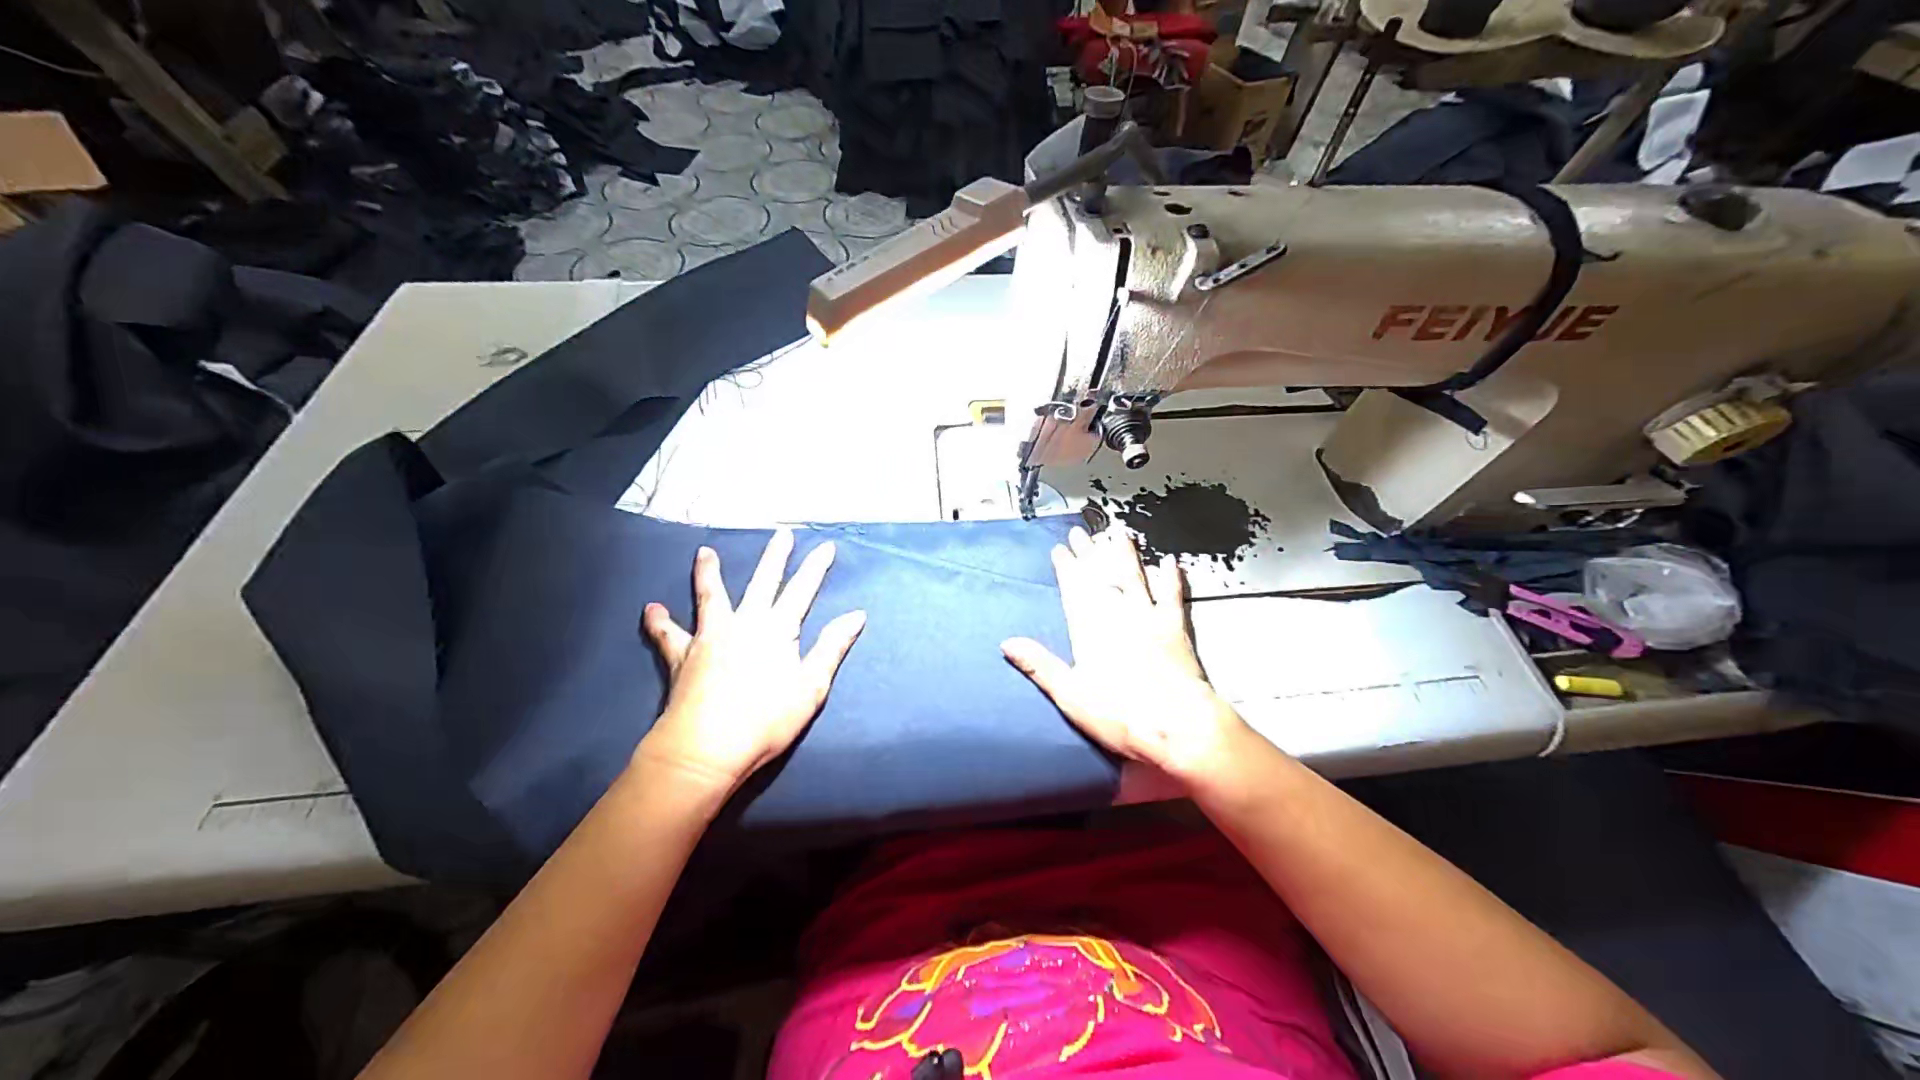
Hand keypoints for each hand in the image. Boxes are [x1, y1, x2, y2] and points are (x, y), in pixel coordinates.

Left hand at [633, 529, 865, 801]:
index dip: (815, 567)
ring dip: (708, 573)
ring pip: (710, 596)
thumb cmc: (766, 720)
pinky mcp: (682, 656)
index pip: (802, 591)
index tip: (825, 546)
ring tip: (704, 553)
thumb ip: (831, 647)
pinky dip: (659, 622)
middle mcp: (743, 623)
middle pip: (762, 582)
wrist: (707, 746)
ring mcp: (709, 636)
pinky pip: (668, 634)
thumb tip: (856, 615)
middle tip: (781, 534)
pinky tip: (651, 609)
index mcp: (777, 630)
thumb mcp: (811, 687)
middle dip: (774, 557)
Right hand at [1001, 527, 1251, 788]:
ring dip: (1125, 555)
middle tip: (1083, 532)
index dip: (1067, 568)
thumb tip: (1008, 644)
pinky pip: (1172, 596)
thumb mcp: (1070, 695)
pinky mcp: (1176, 629)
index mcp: (1090, 631)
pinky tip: (1170, 562)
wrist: (1178, 725)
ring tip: (1119, 533)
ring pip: (1134, 578)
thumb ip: (1040, 665)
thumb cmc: (1121, 715)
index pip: (1074, 590)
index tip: (1061, 549)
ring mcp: (1149, 619)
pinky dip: (1170, 578)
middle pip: (1101, 577)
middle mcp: (1119, 617)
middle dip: (1090, 554)